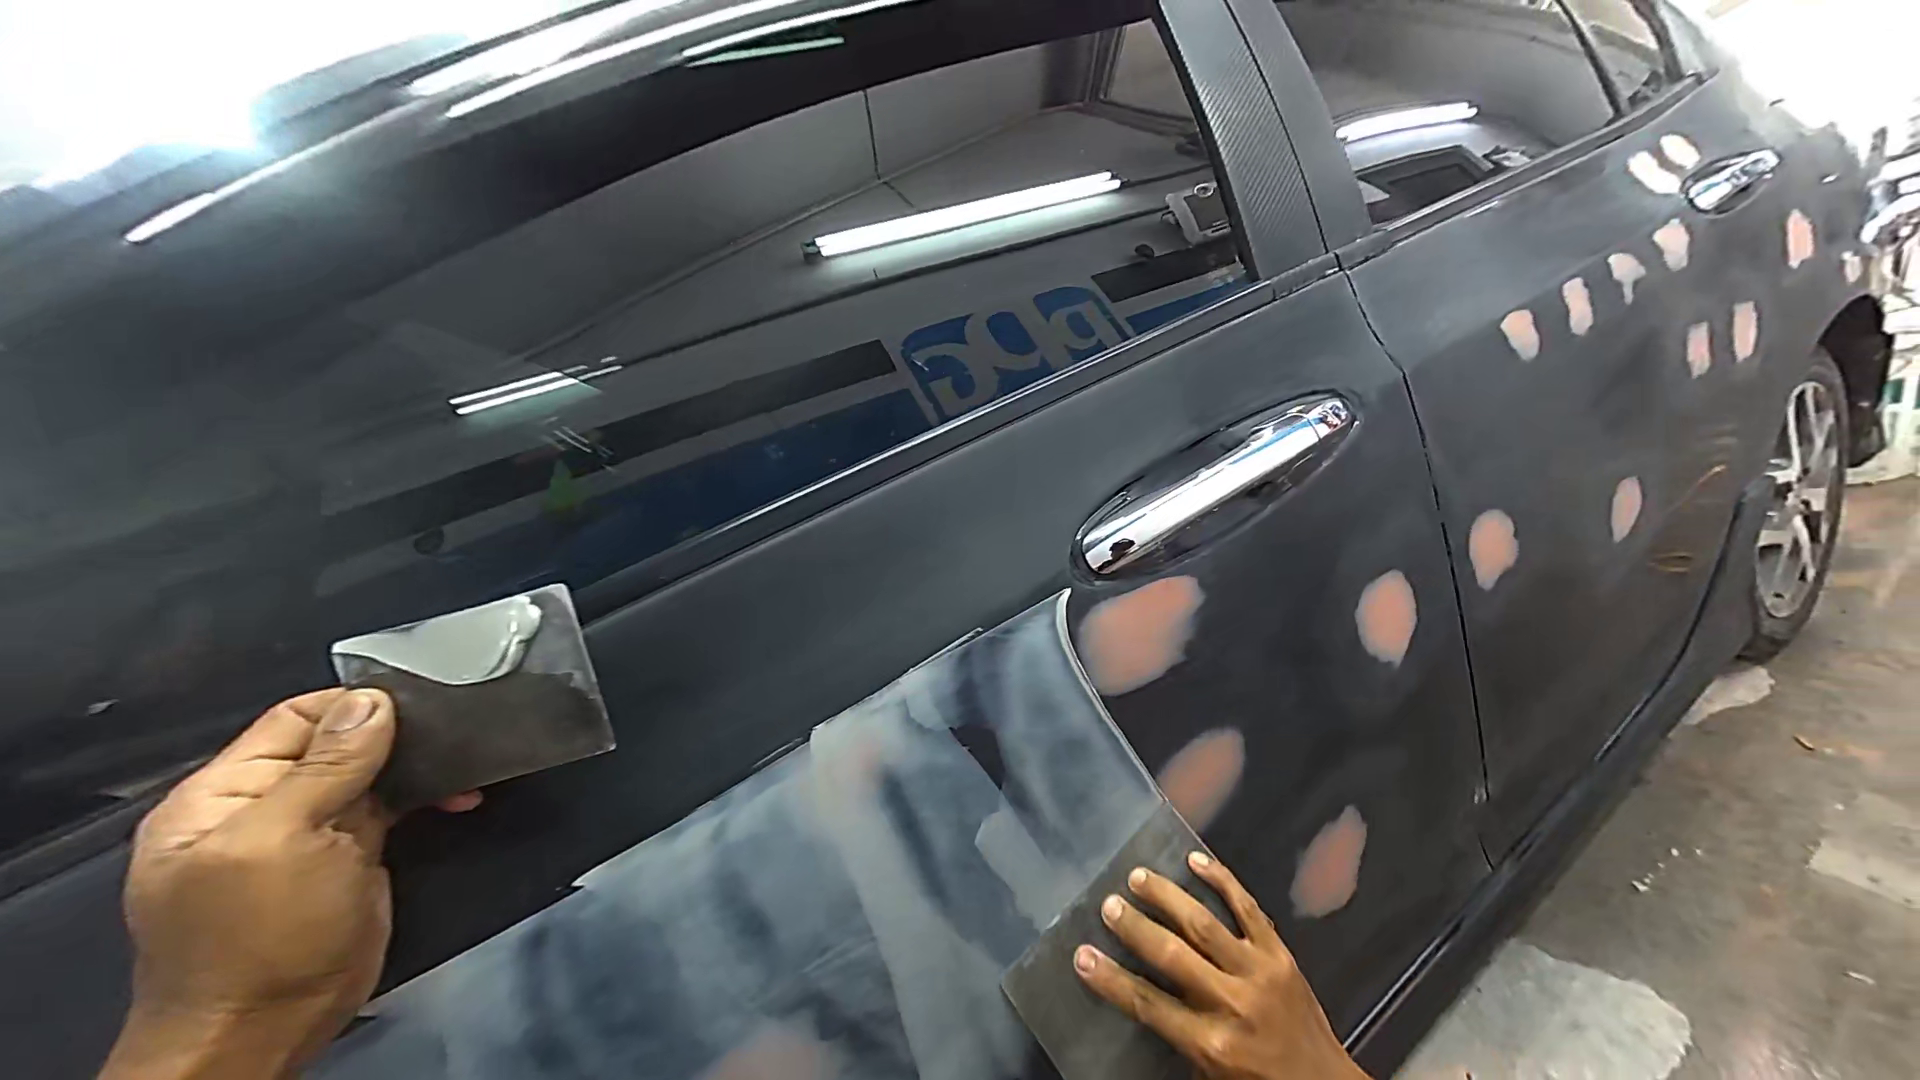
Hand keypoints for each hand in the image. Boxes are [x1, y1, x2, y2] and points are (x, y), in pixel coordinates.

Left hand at [100, 689, 478, 1079]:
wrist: (269, 1025)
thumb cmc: (258, 934)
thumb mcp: (282, 842)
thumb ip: (327, 767)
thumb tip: (372, 700)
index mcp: (224, 794)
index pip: (296, 718)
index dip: (356, 706)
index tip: (417, 705)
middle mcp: (268, 802)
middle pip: (344, 739)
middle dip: (402, 733)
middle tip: (455, 732)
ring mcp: (315, 826)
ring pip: (379, 767)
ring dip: (426, 763)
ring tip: (468, 766)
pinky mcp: (356, 847)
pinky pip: (399, 800)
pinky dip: (434, 792)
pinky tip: (462, 796)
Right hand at [1073, 851, 1370, 1079]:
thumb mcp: (1212, 1076)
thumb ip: (1178, 1036)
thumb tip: (1135, 993)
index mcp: (1213, 1044)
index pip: (1150, 1005)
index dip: (1112, 979)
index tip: (1082, 956)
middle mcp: (1234, 1004)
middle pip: (1174, 956)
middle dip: (1136, 928)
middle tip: (1108, 903)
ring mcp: (1259, 973)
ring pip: (1204, 924)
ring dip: (1168, 897)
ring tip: (1139, 876)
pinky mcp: (1280, 954)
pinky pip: (1248, 909)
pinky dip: (1222, 881)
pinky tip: (1196, 859)